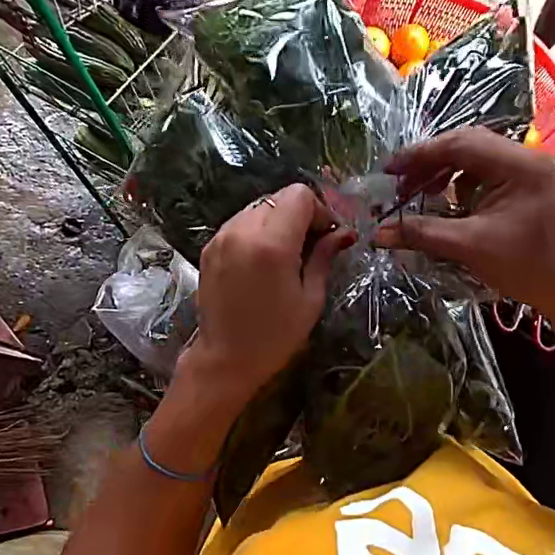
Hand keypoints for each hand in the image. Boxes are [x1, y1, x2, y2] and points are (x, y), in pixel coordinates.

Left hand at [186, 183, 353, 397]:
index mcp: (272, 244)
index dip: (319, 210)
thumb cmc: (275, 335)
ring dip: (279, 221)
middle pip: (279, 198)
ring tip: (288, 252)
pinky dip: (259, 229)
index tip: (326, 235)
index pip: (299, 195)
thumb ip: (324, 256)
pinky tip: (265, 258)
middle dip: (300, 214)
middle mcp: (243, 231)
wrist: (225, 358)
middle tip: (312, 243)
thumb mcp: (310, 298)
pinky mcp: (210, 246)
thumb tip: (344, 232)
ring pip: (260, 207)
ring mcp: (222, 237)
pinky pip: (241, 221)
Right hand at [375, 128, 554, 317]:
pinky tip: (452, 203)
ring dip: (448, 172)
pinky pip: (492, 174)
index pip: (458, 143)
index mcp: (516, 163)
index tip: (389, 171)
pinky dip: (466, 184)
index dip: (419, 155)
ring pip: (480, 159)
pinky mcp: (535, 188)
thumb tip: (378, 233)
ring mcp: (533, 172)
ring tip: (422, 194)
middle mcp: (527, 158)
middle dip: (431, 162)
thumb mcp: (471, 247)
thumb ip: (423, 234)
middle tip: (401, 183)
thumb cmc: (531, 267)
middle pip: (469, 144)